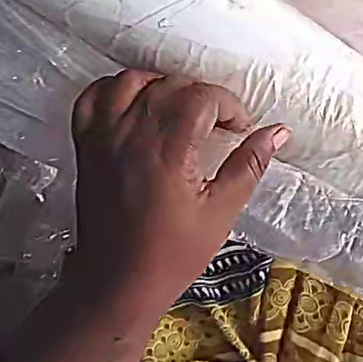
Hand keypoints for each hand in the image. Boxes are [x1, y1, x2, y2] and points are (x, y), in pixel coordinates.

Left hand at [67, 71, 287, 316]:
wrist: (117, 280)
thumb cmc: (172, 253)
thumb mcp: (220, 212)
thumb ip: (248, 165)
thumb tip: (277, 132)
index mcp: (168, 147)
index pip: (202, 96)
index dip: (228, 106)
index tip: (239, 127)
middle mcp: (132, 132)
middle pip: (170, 84)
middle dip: (201, 96)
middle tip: (217, 124)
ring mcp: (103, 134)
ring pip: (132, 81)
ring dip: (160, 85)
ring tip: (179, 109)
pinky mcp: (85, 142)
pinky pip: (93, 97)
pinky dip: (114, 89)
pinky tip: (134, 103)